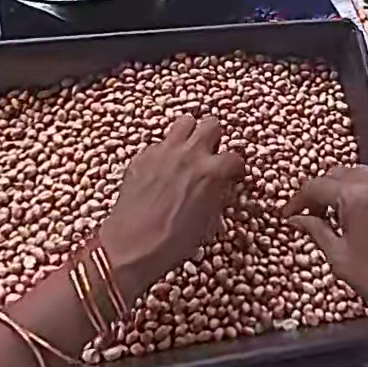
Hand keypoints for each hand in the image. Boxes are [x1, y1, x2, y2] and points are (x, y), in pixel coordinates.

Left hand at [98, 115, 245, 300]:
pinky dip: (164, 152)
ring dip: (190, 134)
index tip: (232, 173)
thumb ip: (217, 195)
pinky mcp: (142, 156)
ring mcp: (163, 152)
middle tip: (211, 154)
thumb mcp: (207, 222)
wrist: (132, 244)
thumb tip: (220, 186)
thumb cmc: (172, 241)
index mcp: (210, 172)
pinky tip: (161, 169)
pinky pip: (159, 143)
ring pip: (184, 122)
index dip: (235, 167)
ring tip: (188, 151)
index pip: (234, 157)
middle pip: (212, 124)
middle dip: (214, 138)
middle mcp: (189, 154)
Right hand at [284, 166, 367, 365]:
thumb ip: (316, 231)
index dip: (299, 199)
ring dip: (347, 188)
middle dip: (322, 190)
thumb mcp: (340, 258)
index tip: (290, 214)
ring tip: (339, 214)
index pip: (317, 186)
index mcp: (356, 197)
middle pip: (340, 173)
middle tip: (313, 212)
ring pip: (365, 175)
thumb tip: (296, 219)